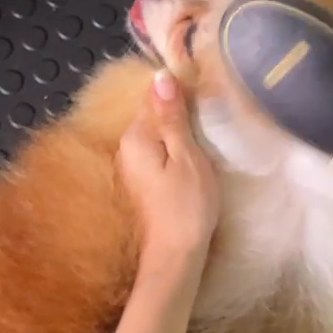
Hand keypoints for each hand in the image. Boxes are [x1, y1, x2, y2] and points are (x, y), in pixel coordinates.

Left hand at [118, 71, 219, 266]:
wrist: (175, 256)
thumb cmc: (187, 205)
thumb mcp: (187, 156)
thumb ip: (172, 117)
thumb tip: (160, 77)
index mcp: (135, 137)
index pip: (154, 97)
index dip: (179, 95)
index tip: (203, 103)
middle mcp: (125, 148)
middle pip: (152, 117)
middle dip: (177, 116)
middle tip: (208, 125)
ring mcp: (129, 168)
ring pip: (155, 137)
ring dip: (176, 136)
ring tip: (203, 144)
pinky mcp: (139, 184)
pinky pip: (156, 156)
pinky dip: (172, 154)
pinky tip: (190, 165)